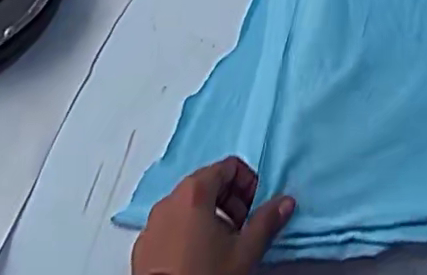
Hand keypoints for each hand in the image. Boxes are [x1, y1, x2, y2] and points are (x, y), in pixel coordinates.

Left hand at [131, 157, 295, 274]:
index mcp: (194, 191)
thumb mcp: (245, 251)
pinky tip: (198, 260)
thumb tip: (286, 202)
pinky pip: (171, 227)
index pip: (229, 166)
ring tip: (222, 245)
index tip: (256, 207)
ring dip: (211, 216)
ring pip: (188, 206)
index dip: (248, 183)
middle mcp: (169, 200)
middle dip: (231, 200)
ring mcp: (151, 226)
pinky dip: (188, 232)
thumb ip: (267, 220)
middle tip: (243, 226)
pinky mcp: (140, 250)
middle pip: (208, 183)